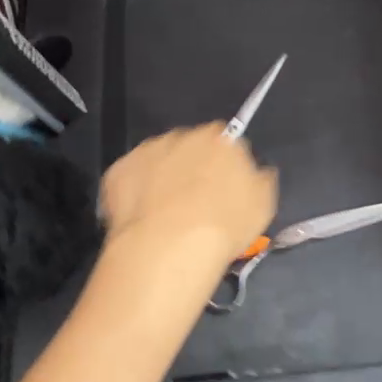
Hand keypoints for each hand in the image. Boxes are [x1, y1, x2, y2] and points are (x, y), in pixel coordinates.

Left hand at [100, 123, 277, 272]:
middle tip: (194, 204)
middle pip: (190, 148)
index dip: (223, 167)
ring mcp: (146, 151)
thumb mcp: (263, 204)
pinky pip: (131, 178)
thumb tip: (253, 173)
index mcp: (220, 139)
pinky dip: (136, 192)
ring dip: (162, 179)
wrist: (169, 245)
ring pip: (158, 161)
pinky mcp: (118, 171)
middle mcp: (182, 136)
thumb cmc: (225, 225)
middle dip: (191, 170)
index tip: (222, 190)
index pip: (225, 143)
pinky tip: (143, 217)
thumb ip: (258, 179)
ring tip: (165, 215)